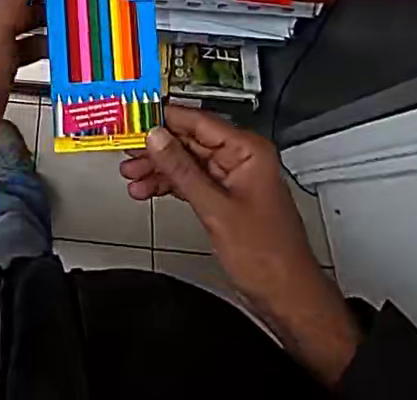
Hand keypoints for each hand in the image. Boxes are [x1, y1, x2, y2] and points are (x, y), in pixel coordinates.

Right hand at [121, 106, 359, 384]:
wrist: (289, 299)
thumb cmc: (269, 257)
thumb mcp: (216, 209)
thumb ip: (182, 170)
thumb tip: (156, 138)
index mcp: (247, 150)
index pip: (198, 121)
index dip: (165, 119)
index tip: (136, 117)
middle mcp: (240, 157)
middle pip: (189, 140)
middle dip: (156, 148)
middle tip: (127, 150)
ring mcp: (232, 176)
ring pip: (186, 161)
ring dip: (158, 168)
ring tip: (131, 174)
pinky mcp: (224, 195)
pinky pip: (190, 180)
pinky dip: (169, 184)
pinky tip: (147, 189)